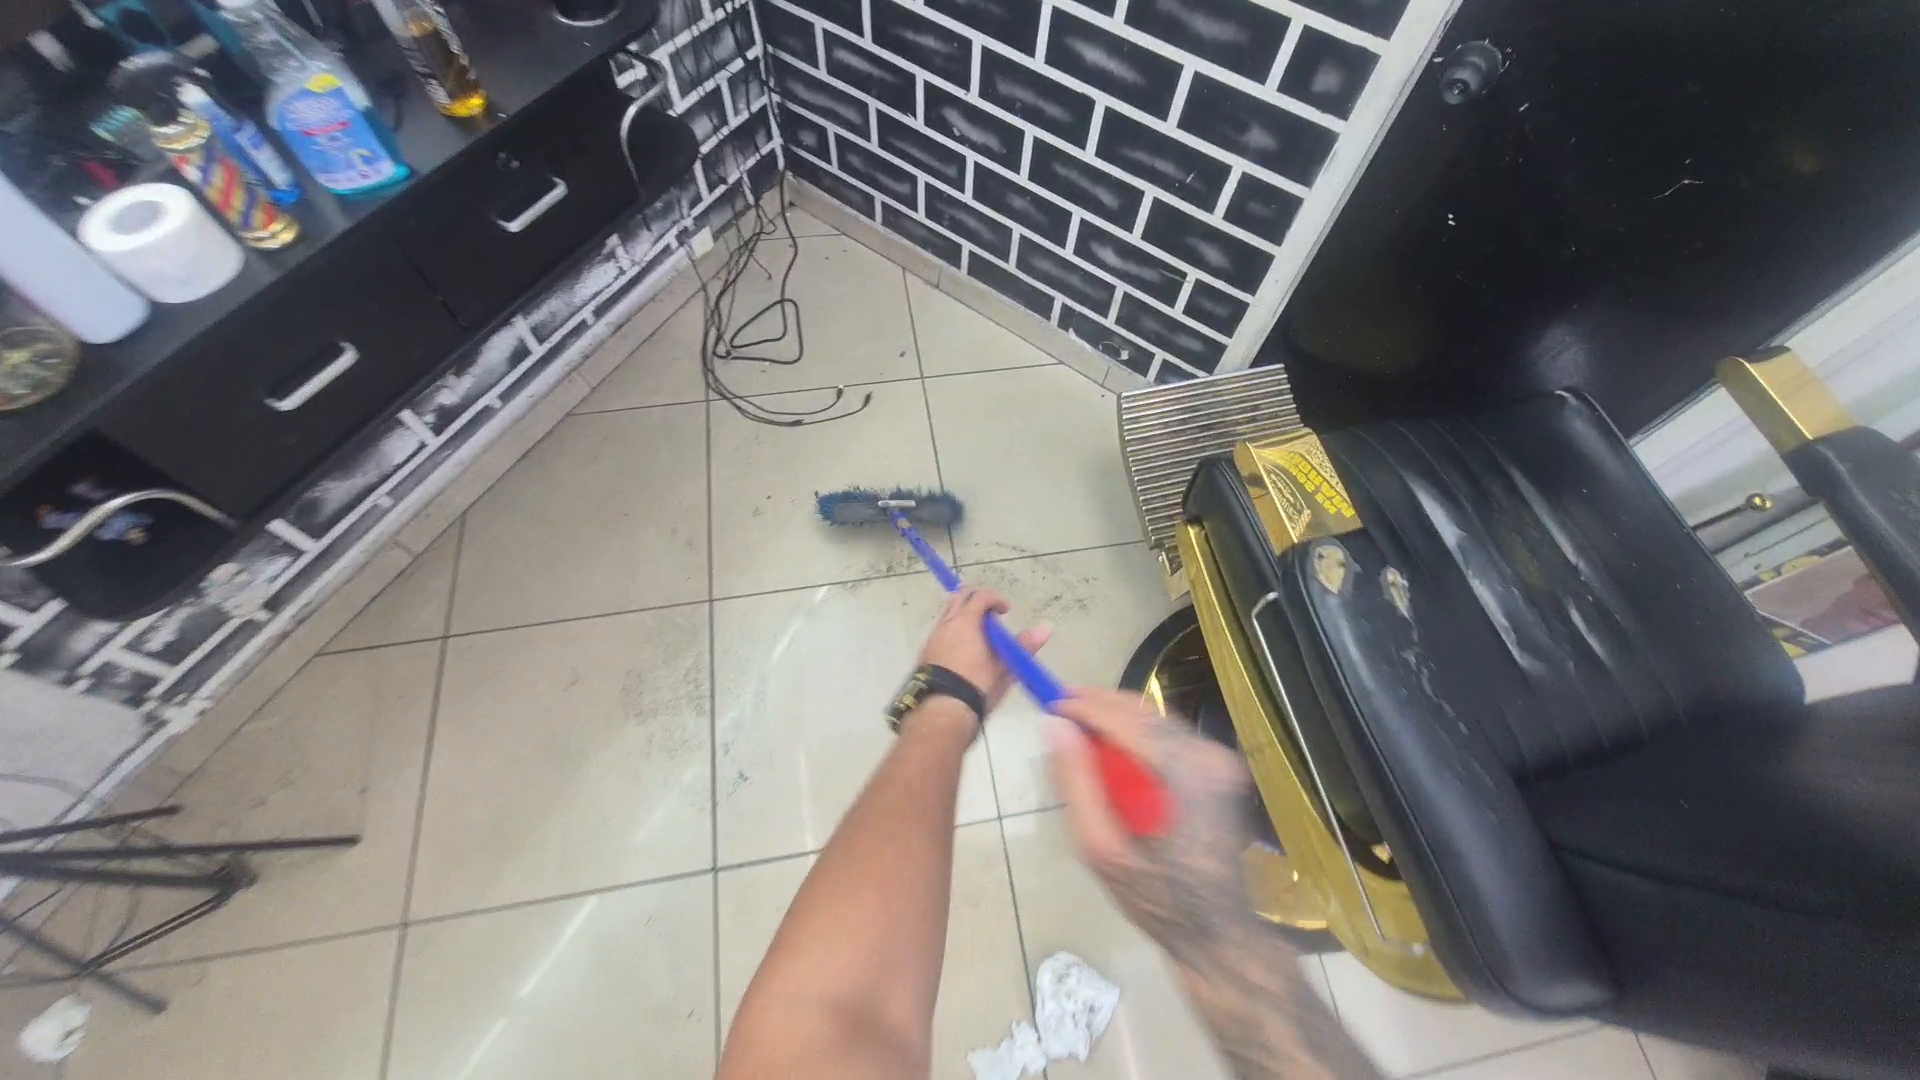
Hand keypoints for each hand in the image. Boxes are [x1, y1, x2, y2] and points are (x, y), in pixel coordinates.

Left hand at [917, 586, 1051, 710]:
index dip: (996, 598)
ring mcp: (933, 637)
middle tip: (991, 618)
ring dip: (964, 617)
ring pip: (948, 614)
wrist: (941, 711)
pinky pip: (941, 631)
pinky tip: (964, 653)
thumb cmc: (977, 686)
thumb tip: (1047, 627)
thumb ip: (1025, 645)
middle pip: (959, 597)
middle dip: (976, 600)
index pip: (980, 595)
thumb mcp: (1005, 667)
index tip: (1006, 612)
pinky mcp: (926, 652)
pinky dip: (954, 631)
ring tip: (980, 638)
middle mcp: (946, 624)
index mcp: (966, 622)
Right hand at [1048, 687, 1254, 959]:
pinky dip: (1140, 731)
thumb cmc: (1157, 897)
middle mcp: (1208, 756)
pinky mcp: (1221, 768)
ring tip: (1081, 720)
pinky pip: (1173, 734)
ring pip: (1159, 719)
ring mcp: (1220, 761)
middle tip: (1062, 706)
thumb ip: (1077, 783)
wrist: (1219, 930)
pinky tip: (1114, 742)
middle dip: (1101, 704)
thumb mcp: (1102, 848)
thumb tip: (1056, 727)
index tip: (1053, 703)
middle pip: (1145, 712)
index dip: (1087, 707)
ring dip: (1119, 715)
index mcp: (1183, 773)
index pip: (1126, 720)